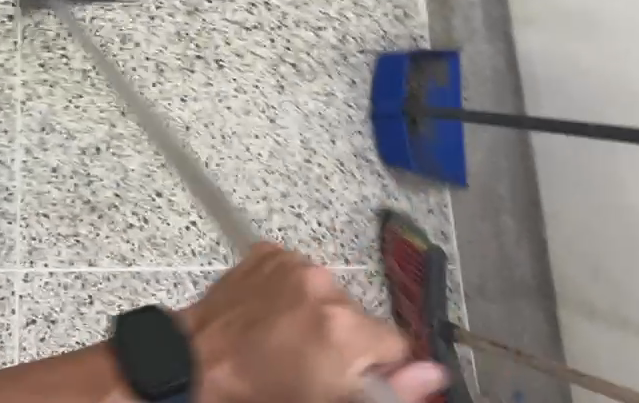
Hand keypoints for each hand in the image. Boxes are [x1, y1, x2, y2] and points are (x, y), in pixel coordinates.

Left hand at [179, 243, 447, 402]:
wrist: (203, 358)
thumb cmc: (267, 389)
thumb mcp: (333, 399)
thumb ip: (393, 390)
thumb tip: (435, 372)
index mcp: (345, 327)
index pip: (397, 343)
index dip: (381, 365)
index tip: (358, 376)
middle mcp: (323, 285)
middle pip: (360, 316)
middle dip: (348, 339)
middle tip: (315, 361)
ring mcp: (292, 262)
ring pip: (329, 293)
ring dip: (319, 312)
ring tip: (289, 336)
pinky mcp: (267, 251)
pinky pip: (297, 271)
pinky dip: (293, 289)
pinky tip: (274, 312)